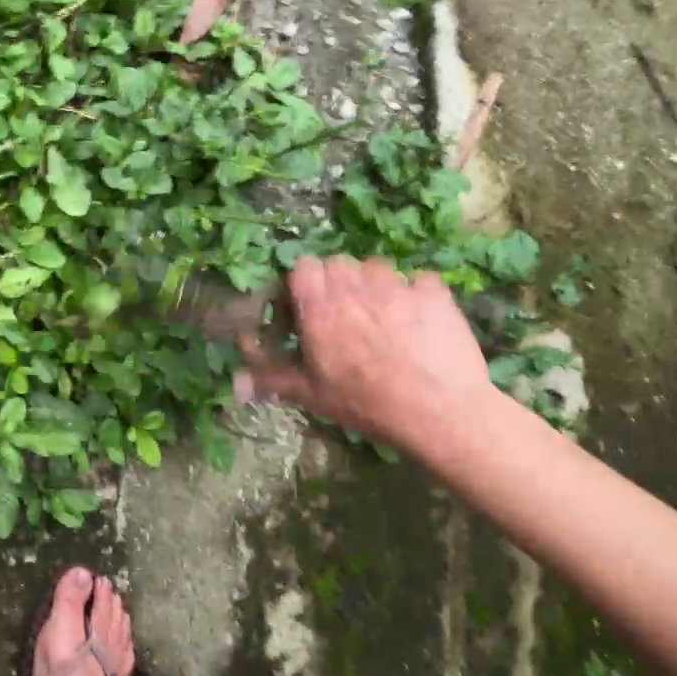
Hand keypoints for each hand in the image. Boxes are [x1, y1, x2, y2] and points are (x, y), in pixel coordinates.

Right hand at [236, 256, 493, 449]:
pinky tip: (420, 316)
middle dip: (338, 279)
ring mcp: (397, 289)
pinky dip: (418, 292)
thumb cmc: (367, 403)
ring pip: (378, 267)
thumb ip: (271, 380)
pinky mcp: (436, 295)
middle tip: (343, 309)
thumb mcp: (312, 395)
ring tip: (381, 310)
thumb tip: (235, 384)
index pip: (304, 267)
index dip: (305, 281)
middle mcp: (354, 290)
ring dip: (375, 282)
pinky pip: (421, 280)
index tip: (308, 303)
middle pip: (339, 262)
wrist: (441, 413)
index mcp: (320, 309)